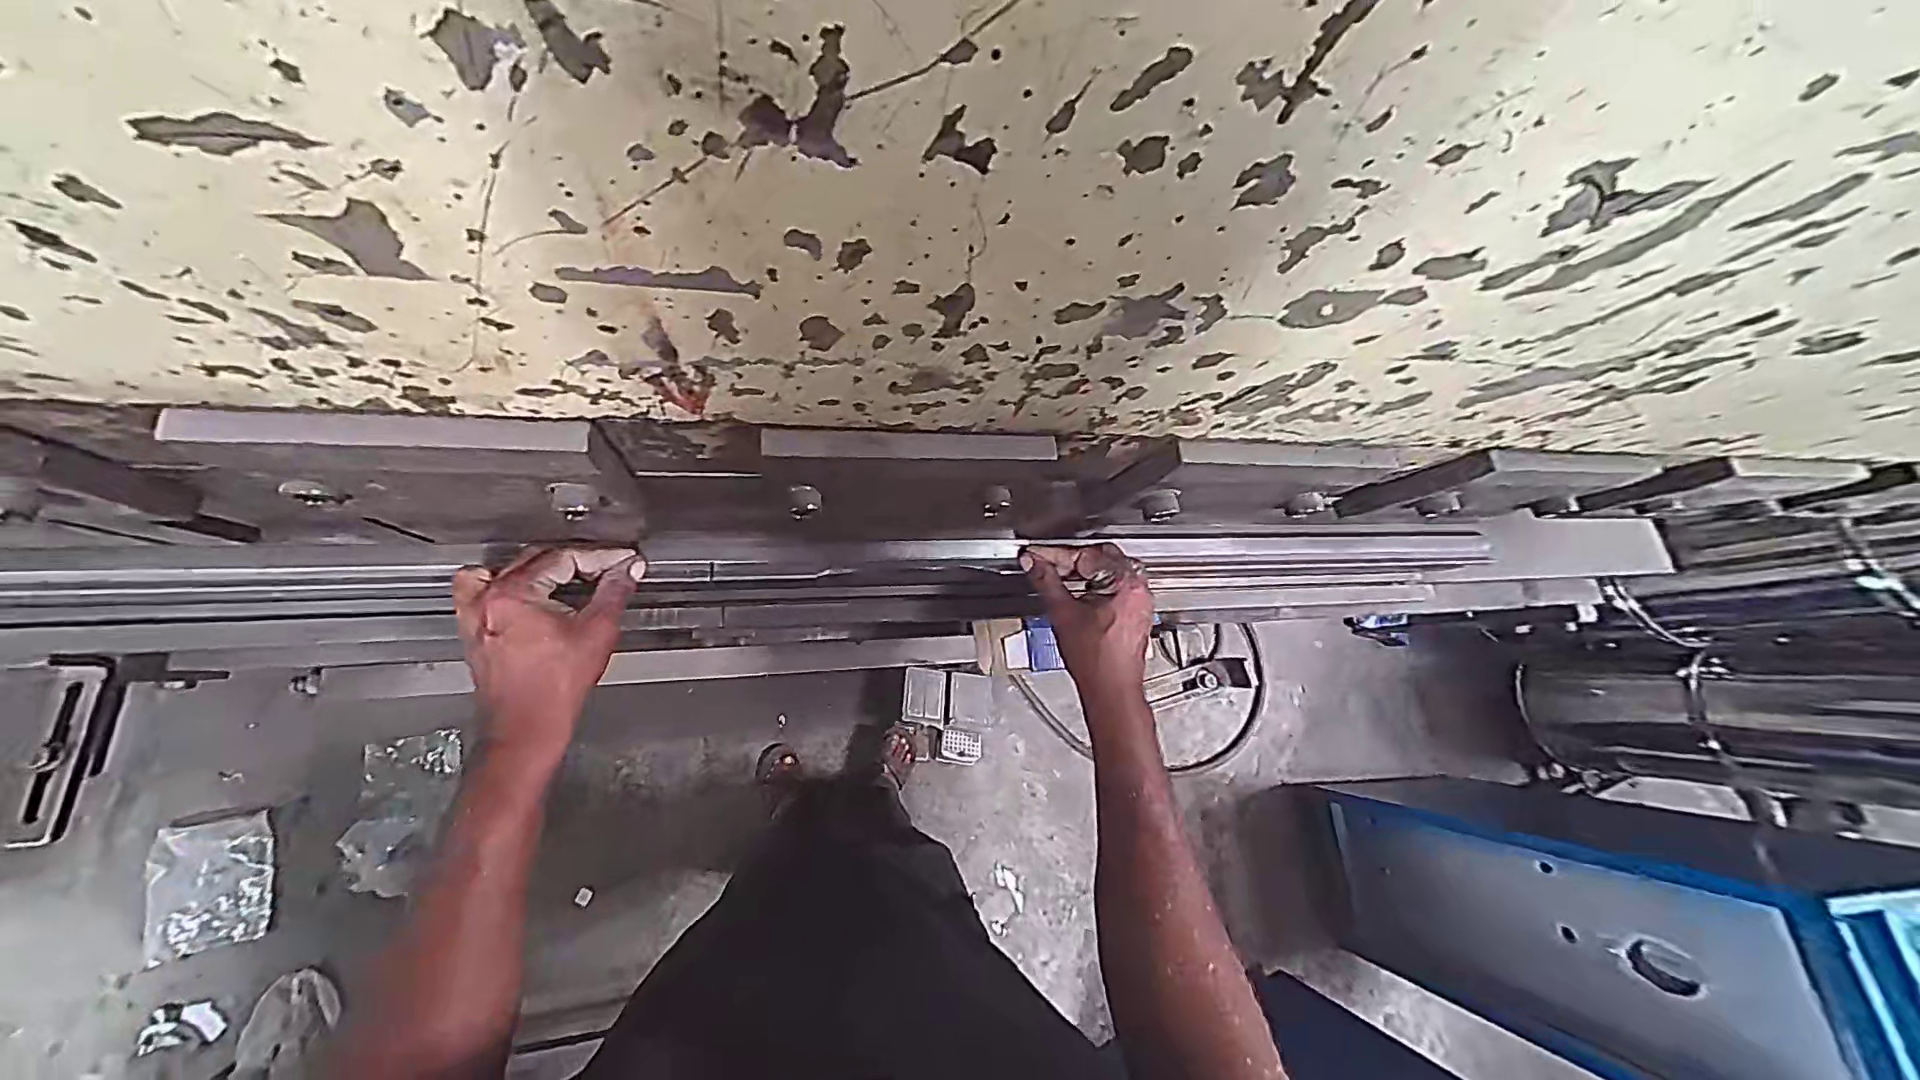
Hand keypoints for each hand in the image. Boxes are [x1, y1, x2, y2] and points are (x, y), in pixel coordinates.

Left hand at [451, 546, 644, 755]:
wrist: (527, 724)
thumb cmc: (554, 687)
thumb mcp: (597, 631)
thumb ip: (614, 592)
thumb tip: (626, 569)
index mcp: (514, 595)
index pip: (565, 558)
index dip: (600, 556)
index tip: (621, 560)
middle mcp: (487, 599)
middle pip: (538, 557)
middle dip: (578, 559)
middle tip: (608, 566)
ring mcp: (474, 613)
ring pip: (510, 567)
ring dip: (544, 565)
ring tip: (572, 573)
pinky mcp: (473, 628)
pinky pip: (481, 587)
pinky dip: (504, 580)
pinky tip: (527, 589)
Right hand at [1021, 543, 1153, 699]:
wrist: (1111, 690)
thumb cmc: (1097, 662)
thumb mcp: (1062, 614)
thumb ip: (1046, 582)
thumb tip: (1033, 563)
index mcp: (1125, 583)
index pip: (1086, 554)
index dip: (1056, 554)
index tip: (1038, 556)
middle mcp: (1139, 589)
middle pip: (1102, 557)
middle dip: (1071, 559)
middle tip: (1048, 563)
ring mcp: (1140, 601)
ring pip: (1110, 570)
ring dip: (1085, 572)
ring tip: (1061, 579)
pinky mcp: (1137, 613)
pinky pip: (1117, 586)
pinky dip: (1096, 585)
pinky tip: (1079, 594)